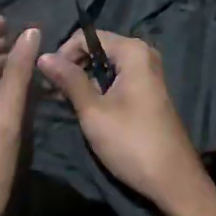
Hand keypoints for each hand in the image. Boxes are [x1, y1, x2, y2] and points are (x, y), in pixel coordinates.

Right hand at [38, 30, 213, 215]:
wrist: (172, 178)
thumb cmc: (131, 142)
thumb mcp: (94, 111)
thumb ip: (70, 80)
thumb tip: (43, 56)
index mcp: (133, 51)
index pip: (88, 36)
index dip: (64, 54)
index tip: (47, 80)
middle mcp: (143, 53)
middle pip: (98, 48)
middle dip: (73, 66)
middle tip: (53, 94)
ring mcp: (148, 72)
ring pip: (106, 65)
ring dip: (84, 79)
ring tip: (64, 102)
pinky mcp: (148, 89)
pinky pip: (118, 77)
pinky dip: (99, 87)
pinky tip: (86, 107)